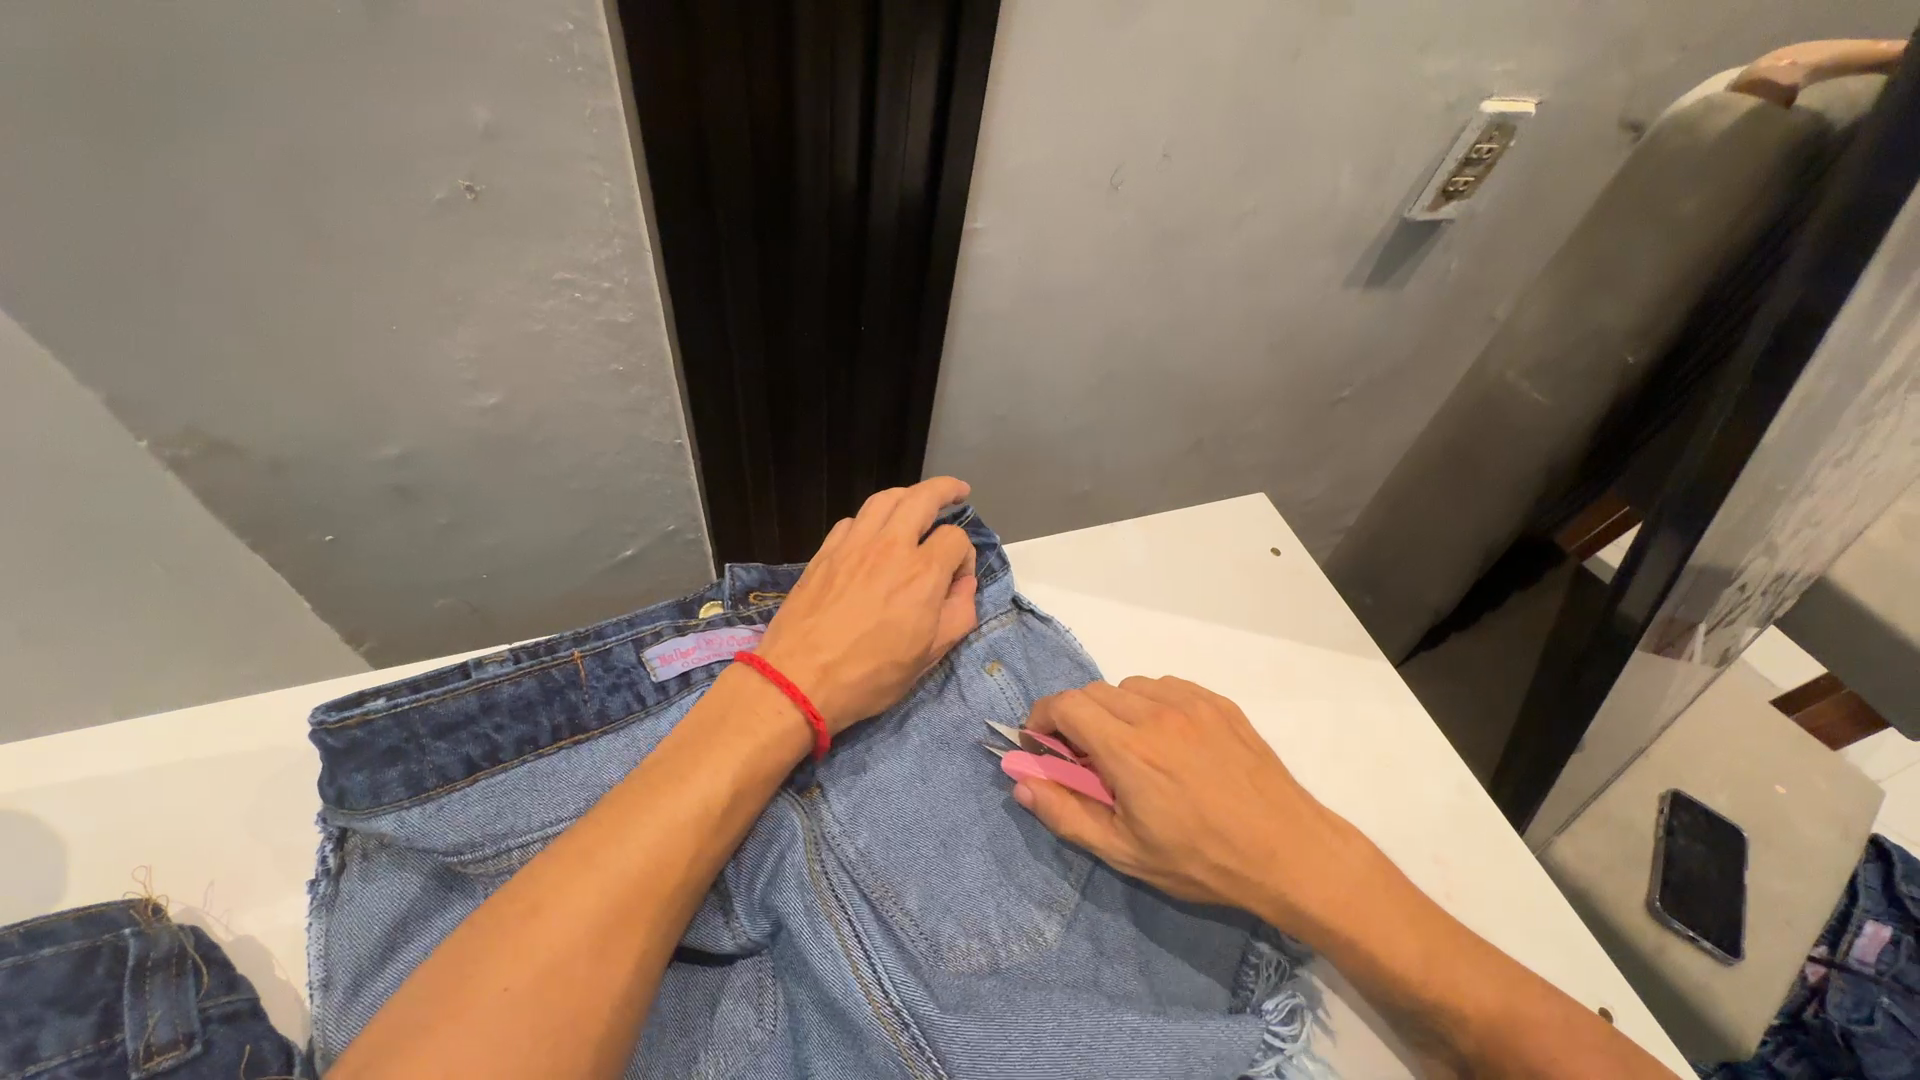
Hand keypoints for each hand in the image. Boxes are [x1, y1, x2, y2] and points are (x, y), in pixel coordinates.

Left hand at [755, 477, 978, 733]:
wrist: (798, 680)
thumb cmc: (870, 676)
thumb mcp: (929, 656)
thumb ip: (958, 614)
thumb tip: (963, 585)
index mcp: (922, 574)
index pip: (955, 539)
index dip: (966, 555)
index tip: (959, 579)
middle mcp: (890, 547)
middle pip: (922, 497)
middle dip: (946, 490)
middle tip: (958, 491)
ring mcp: (853, 545)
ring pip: (884, 498)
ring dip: (907, 494)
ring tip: (916, 501)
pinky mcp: (825, 553)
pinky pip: (853, 520)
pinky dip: (871, 518)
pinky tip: (874, 533)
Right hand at [1015, 677, 1384, 937]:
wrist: (1290, 852)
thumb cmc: (1202, 859)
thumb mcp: (1125, 852)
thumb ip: (1066, 814)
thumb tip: (1022, 782)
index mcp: (1128, 749)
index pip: (1065, 706)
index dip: (1042, 719)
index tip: (1040, 745)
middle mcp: (1156, 713)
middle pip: (1092, 692)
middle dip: (1074, 718)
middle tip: (1084, 759)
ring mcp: (1192, 703)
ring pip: (1129, 687)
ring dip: (1114, 710)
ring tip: (1129, 750)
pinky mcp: (1219, 703)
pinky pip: (1167, 687)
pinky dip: (1151, 704)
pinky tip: (1166, 740)